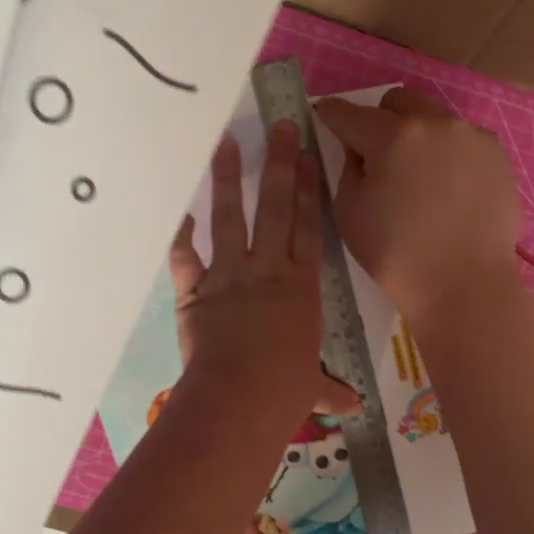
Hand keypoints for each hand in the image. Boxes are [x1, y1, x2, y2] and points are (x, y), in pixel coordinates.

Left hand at [169, 121, 361, 430]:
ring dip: (229, 179)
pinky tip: (180, 210)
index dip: (309, 190)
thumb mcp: (311, 389)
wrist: (240, 395)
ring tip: (226, 143)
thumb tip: (354, 407)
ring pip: (230, 218)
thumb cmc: (284, 390)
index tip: (309, 156)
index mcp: (302, 288)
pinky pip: (184, 255)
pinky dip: (180, 233)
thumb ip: (329, 390)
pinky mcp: (194, 290)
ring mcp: (229, 276)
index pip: (308, 228)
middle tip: (279, 126)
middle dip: (279, 165)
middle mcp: (268, 271)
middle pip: (276, 208)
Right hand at [315, 87, 523, 322]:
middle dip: (379, 119)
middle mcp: (435, 123)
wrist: (463, 284)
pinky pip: (461, 142)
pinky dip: (445, 155)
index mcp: (393, 136)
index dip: (331, 114)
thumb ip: (349, 168)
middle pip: (398, 102)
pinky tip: (444, 190)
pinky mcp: (496, 156)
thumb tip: (360, 150)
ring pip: (433, 119)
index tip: (323, 115)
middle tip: (373, 154)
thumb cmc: (395, 254)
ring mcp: (471, 136)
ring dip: (415, 136)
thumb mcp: (349, 212)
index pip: (351, 114)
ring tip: (414, 176)